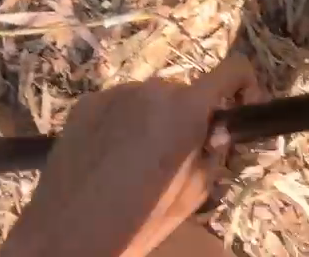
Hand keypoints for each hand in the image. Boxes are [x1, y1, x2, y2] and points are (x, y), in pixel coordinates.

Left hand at [1, 55, 259, 256]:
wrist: (62, 243)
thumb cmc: (137, 224)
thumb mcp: (195, 194)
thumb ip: (214, 151)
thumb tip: (217, 130)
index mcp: (187, 109)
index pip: (234, 68)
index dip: (246, 84)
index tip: (241, 108)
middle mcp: (154, 88)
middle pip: (186, 93)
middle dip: (189, 117)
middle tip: (177, 157)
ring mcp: (117, 92)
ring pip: (151, 99)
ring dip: (155, 120)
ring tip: (136, 164)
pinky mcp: (87, 102)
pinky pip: (119, 105)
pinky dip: (123, 123)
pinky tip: (108, 159)